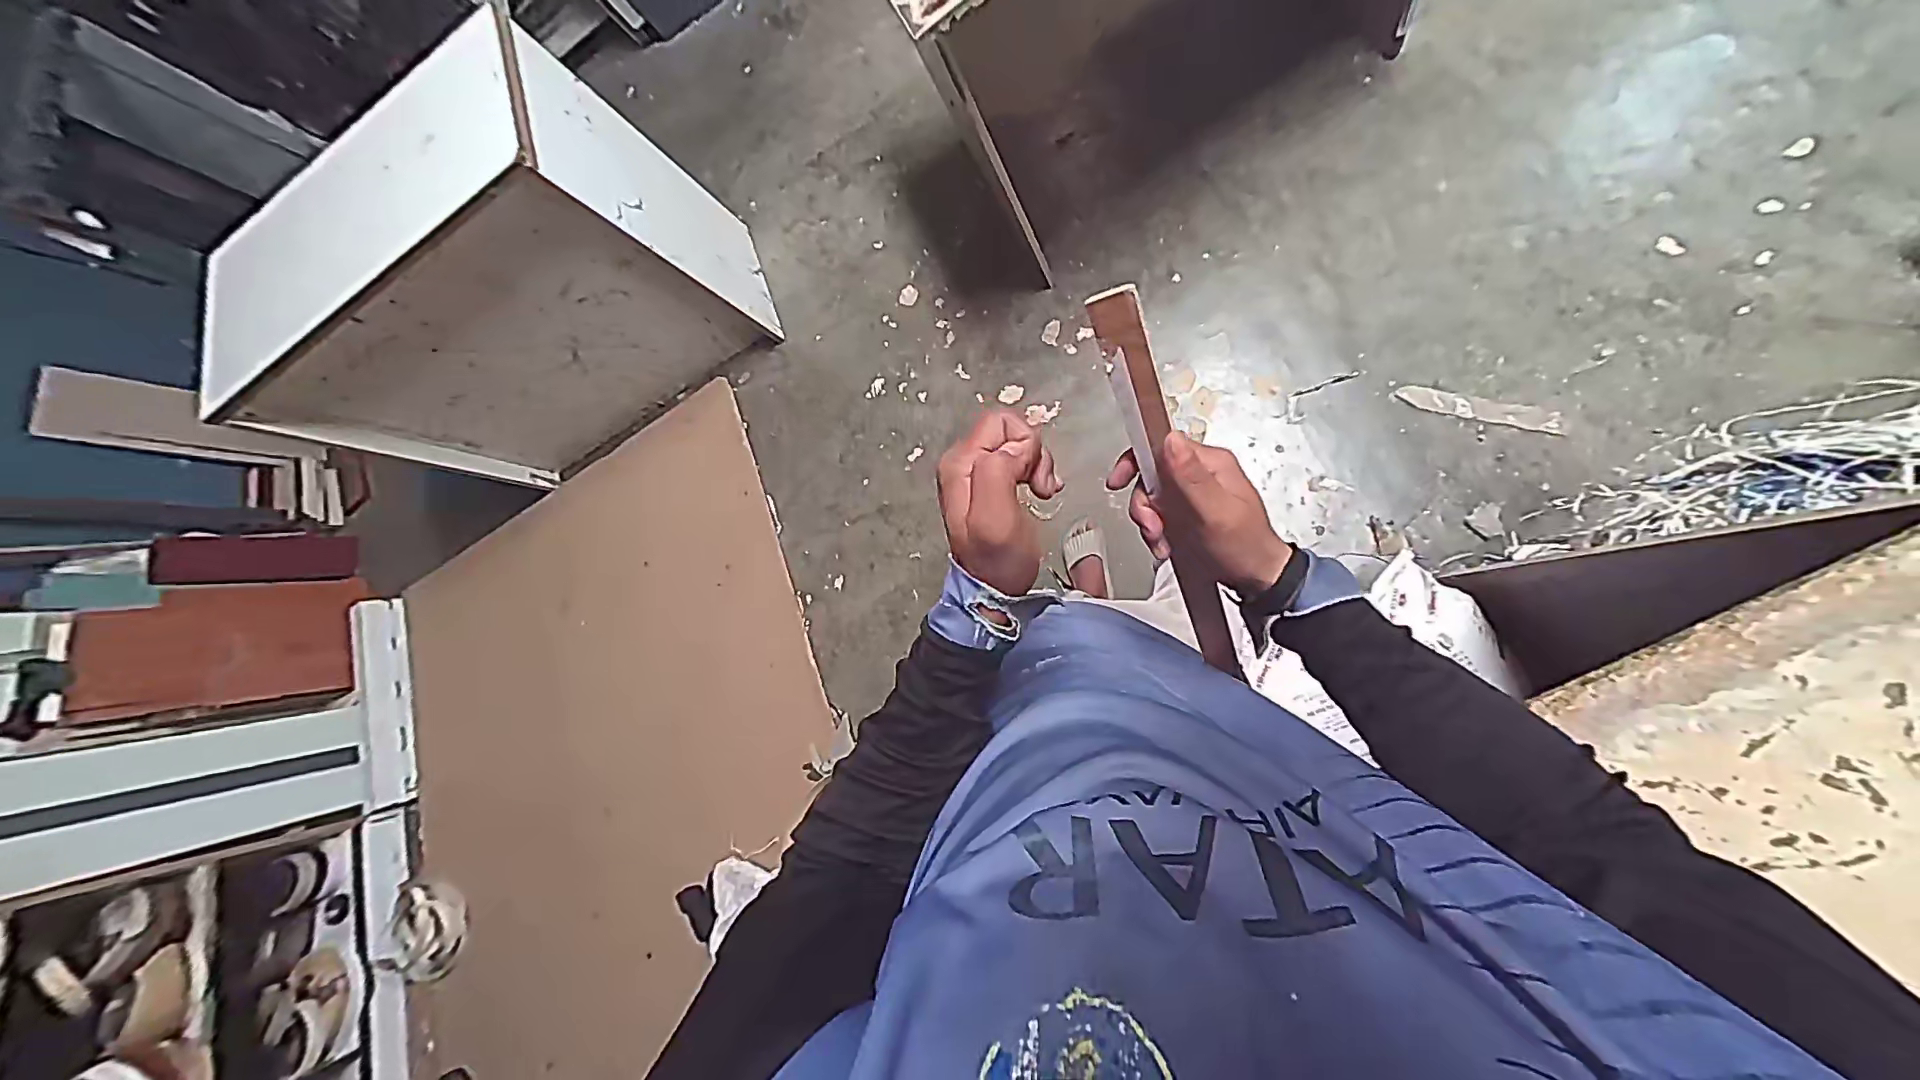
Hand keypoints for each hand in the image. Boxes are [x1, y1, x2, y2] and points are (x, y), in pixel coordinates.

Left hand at [938, 410, 1063, 594]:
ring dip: (1037, 465)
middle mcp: (962, 464)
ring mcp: (975, 474)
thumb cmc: (996, 562)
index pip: (1000, 423)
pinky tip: (1036, 492)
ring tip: (1040, 491)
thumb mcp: (994, 519)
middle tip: (1038, 486)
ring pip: (1016, 444)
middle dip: (1033, 454)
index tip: (1031, 479)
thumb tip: (1015, 449)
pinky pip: (1018, 460)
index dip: (1026, 446)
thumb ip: (1000, 472)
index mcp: (959, 465)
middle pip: (1008, 431)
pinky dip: (1034, 472)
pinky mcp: (990, 484)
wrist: (993, 590)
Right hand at [1106, 431, 1291, 595]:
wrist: (1256, 578)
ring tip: (1162, 541)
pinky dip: (1154, 532)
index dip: (1135, 461)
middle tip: (1152, 527)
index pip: (1162, 446)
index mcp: (1210, 463)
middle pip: (1150, 475)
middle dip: (1143, 504)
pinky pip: (1156, 515)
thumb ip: (1192, 476)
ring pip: (1150, 498)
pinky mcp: (1184, 512)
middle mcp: (1199, 473)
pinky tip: (1165, 545)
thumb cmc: (1246, 546)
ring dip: (1149, 522)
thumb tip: (1171, 440)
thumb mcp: (1217, 512)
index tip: (1119, 481)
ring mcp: (1191, 493)